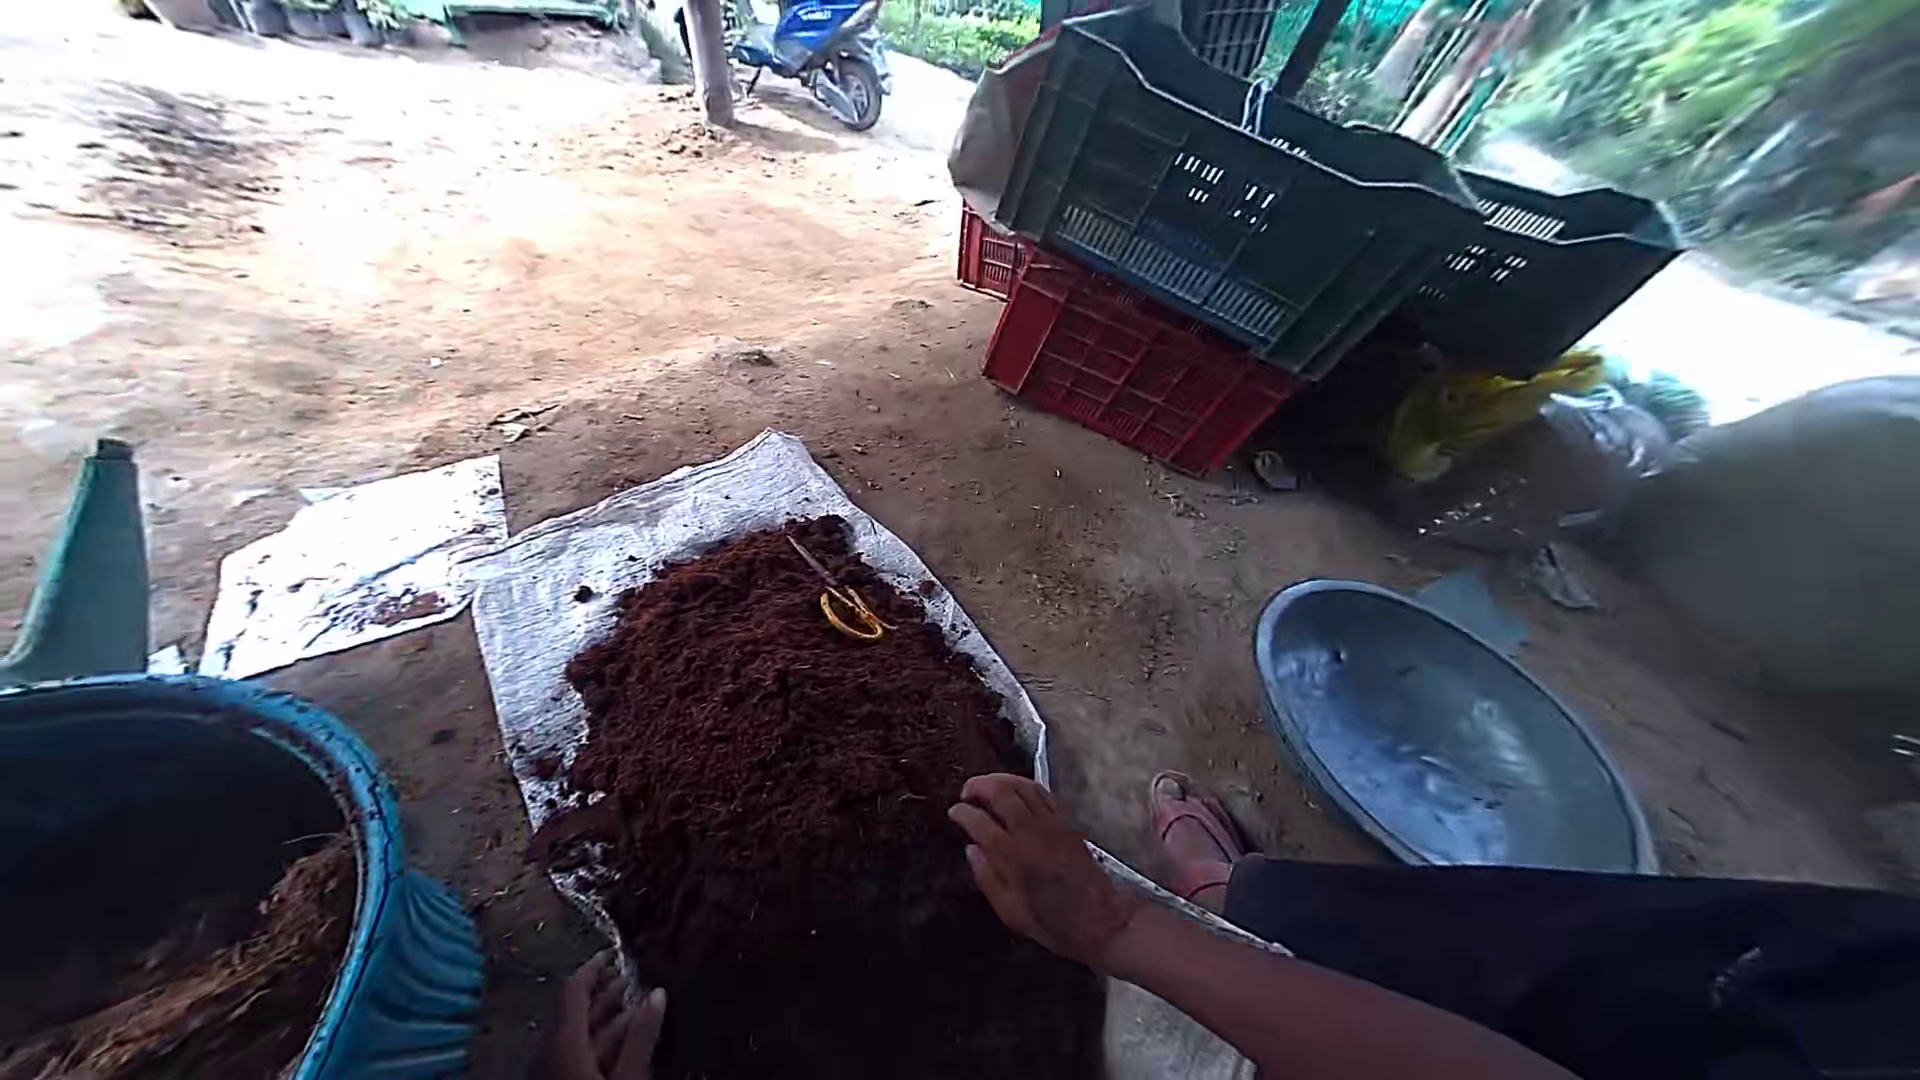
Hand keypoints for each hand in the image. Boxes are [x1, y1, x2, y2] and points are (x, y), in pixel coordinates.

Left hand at [551, 951, 667, 1079]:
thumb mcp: (627, 1077)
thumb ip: (641, 1035)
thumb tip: (658, 993)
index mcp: (563, 1043)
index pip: (573, 989)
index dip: (594, 966)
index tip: (615, 951)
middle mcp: (549, 1054)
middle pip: (575, 1011)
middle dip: (607, 993)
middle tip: (634, 979)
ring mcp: (550, 1072)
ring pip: (577, 1035)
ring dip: (607, 1019)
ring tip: (637, 1010)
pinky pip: (575, 1054)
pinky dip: (599, 1042)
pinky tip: (622, 1045)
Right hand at [948, 773, 1142, 970]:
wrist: (1101, 921)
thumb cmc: (1054, 924)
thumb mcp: (1011, 913)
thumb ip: (987, 879)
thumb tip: (971, 850)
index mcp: (1014, 858)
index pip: (980, 823)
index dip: (962, 813)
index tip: (954, 812)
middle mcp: (1031, 833)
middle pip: (1001, 792)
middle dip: (978, 785)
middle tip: (967, 792)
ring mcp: (1051, 823)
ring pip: (1022, 785)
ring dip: (999, 779)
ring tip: (986, 785)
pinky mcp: (1065, 821)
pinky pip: (1042, 792)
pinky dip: (1023, 784)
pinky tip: (1015, 789)